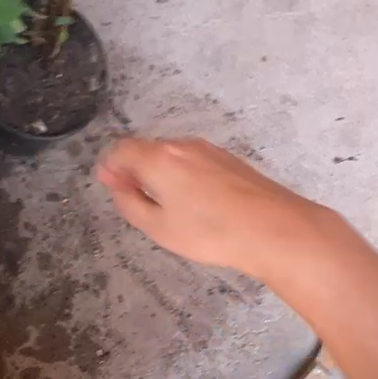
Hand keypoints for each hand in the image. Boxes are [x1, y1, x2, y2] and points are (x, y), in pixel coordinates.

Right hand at [95, 137, 346, 282]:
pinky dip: (182, 177)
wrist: (270, 228)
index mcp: (158, 158)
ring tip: (161, 206)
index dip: (110, 166)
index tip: (107, 183)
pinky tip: (190, 204)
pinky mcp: (228, 161)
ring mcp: (208, 151)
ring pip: (172, 156)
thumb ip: (130, 203)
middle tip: (130, 197)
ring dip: (159, 174)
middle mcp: (182, 146)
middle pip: (148, 150)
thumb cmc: (209, 232)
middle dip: (134, 170)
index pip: (122, 150)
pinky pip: (193, 163)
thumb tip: (117, 186)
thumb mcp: (157, 226)